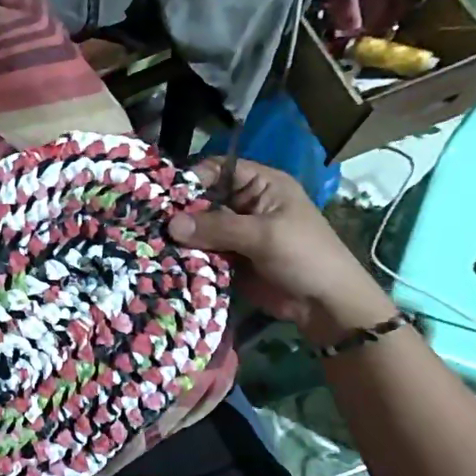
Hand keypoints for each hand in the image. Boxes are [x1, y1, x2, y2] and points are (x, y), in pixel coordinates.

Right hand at [168, 158, 396, 342]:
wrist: (324, 305)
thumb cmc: (304, 257)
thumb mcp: (263, 235)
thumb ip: (217, 227)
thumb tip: (171, 224)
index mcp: (261, 185)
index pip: (219, 170)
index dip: (193, 178)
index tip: (164, 195)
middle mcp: (245, 205)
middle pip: (204, 200)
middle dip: (181, 212)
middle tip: (151, 223)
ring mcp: (235, 234)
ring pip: (199, 229)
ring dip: (181, 238)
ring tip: (153, 244)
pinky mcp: (229, 260)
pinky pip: (202, 253)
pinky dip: (187, 257)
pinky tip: (165, 261)